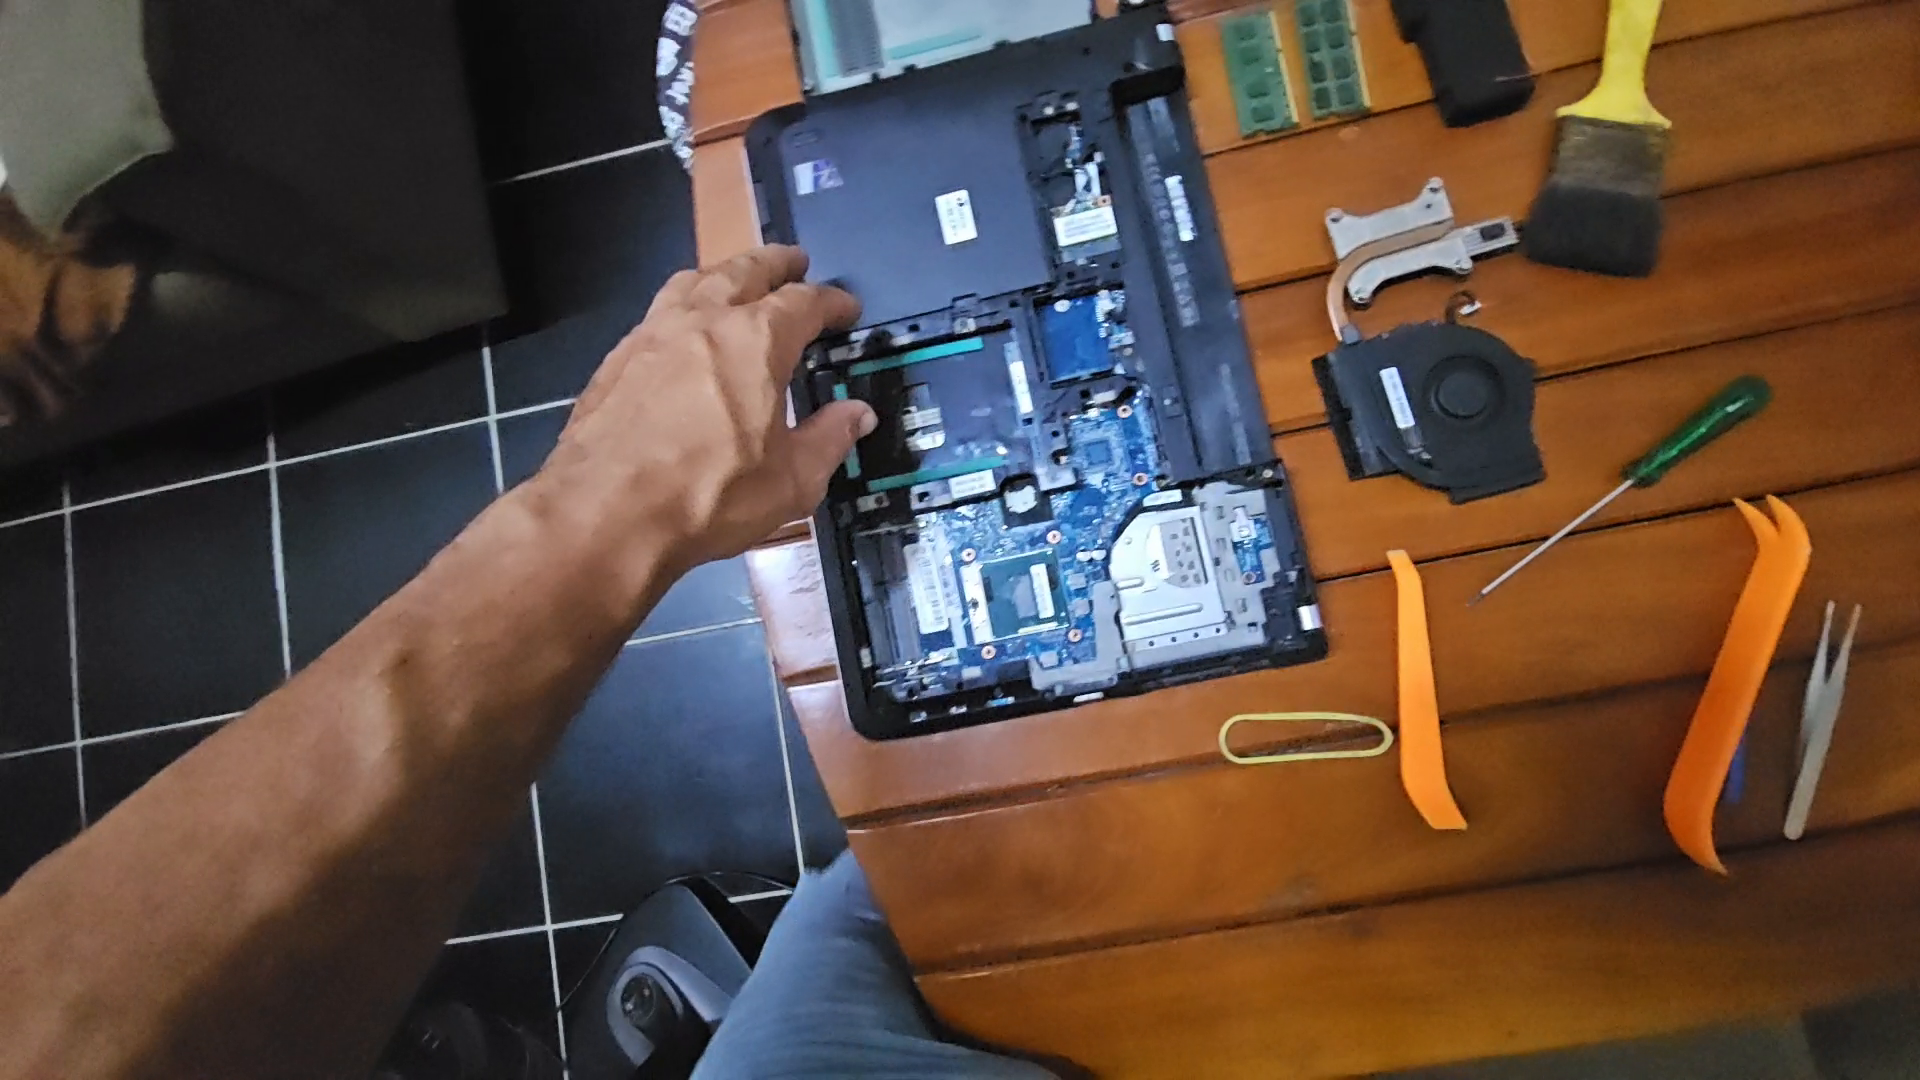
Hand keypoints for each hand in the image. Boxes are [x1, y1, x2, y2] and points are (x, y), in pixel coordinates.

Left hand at [532, 246, 874, 578]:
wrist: (607, 514)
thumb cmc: (712, 495)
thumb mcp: (793, 479)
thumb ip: (830, 438)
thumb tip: (858, 413)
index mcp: (756, 341)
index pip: (804, 303)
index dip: (831, 302)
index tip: (847, 308)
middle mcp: (703, 320)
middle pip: (744, 271)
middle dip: (776, 263)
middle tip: (795, 261)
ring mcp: (653, 334)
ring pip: (694, 281)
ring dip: (725, 274)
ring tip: (738, 281)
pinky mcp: (618, 359)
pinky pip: (660, 312)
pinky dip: (686, 305)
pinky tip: (686, 331)